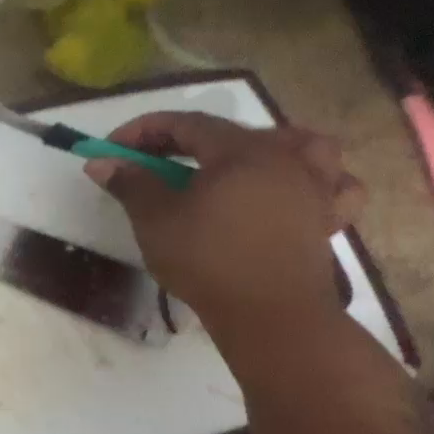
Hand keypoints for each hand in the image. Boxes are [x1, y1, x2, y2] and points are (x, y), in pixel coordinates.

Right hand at [84, 112, 362, 335]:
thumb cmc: (205, 256)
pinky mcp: (328, 216)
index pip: (187, 124)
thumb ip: (131, 183)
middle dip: (184, 141)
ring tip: (233, 162)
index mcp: (243, 151)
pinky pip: (331, 183)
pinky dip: (312, 179)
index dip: (143, 130)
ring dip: (260, 147)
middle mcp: (287, 158)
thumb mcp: (154, 217)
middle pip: (233, 133)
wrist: (268, 309)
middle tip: (148, 161)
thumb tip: (102, 162)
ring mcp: (317, 186)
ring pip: (297, 147)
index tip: (109, 149)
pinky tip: (293, 188)